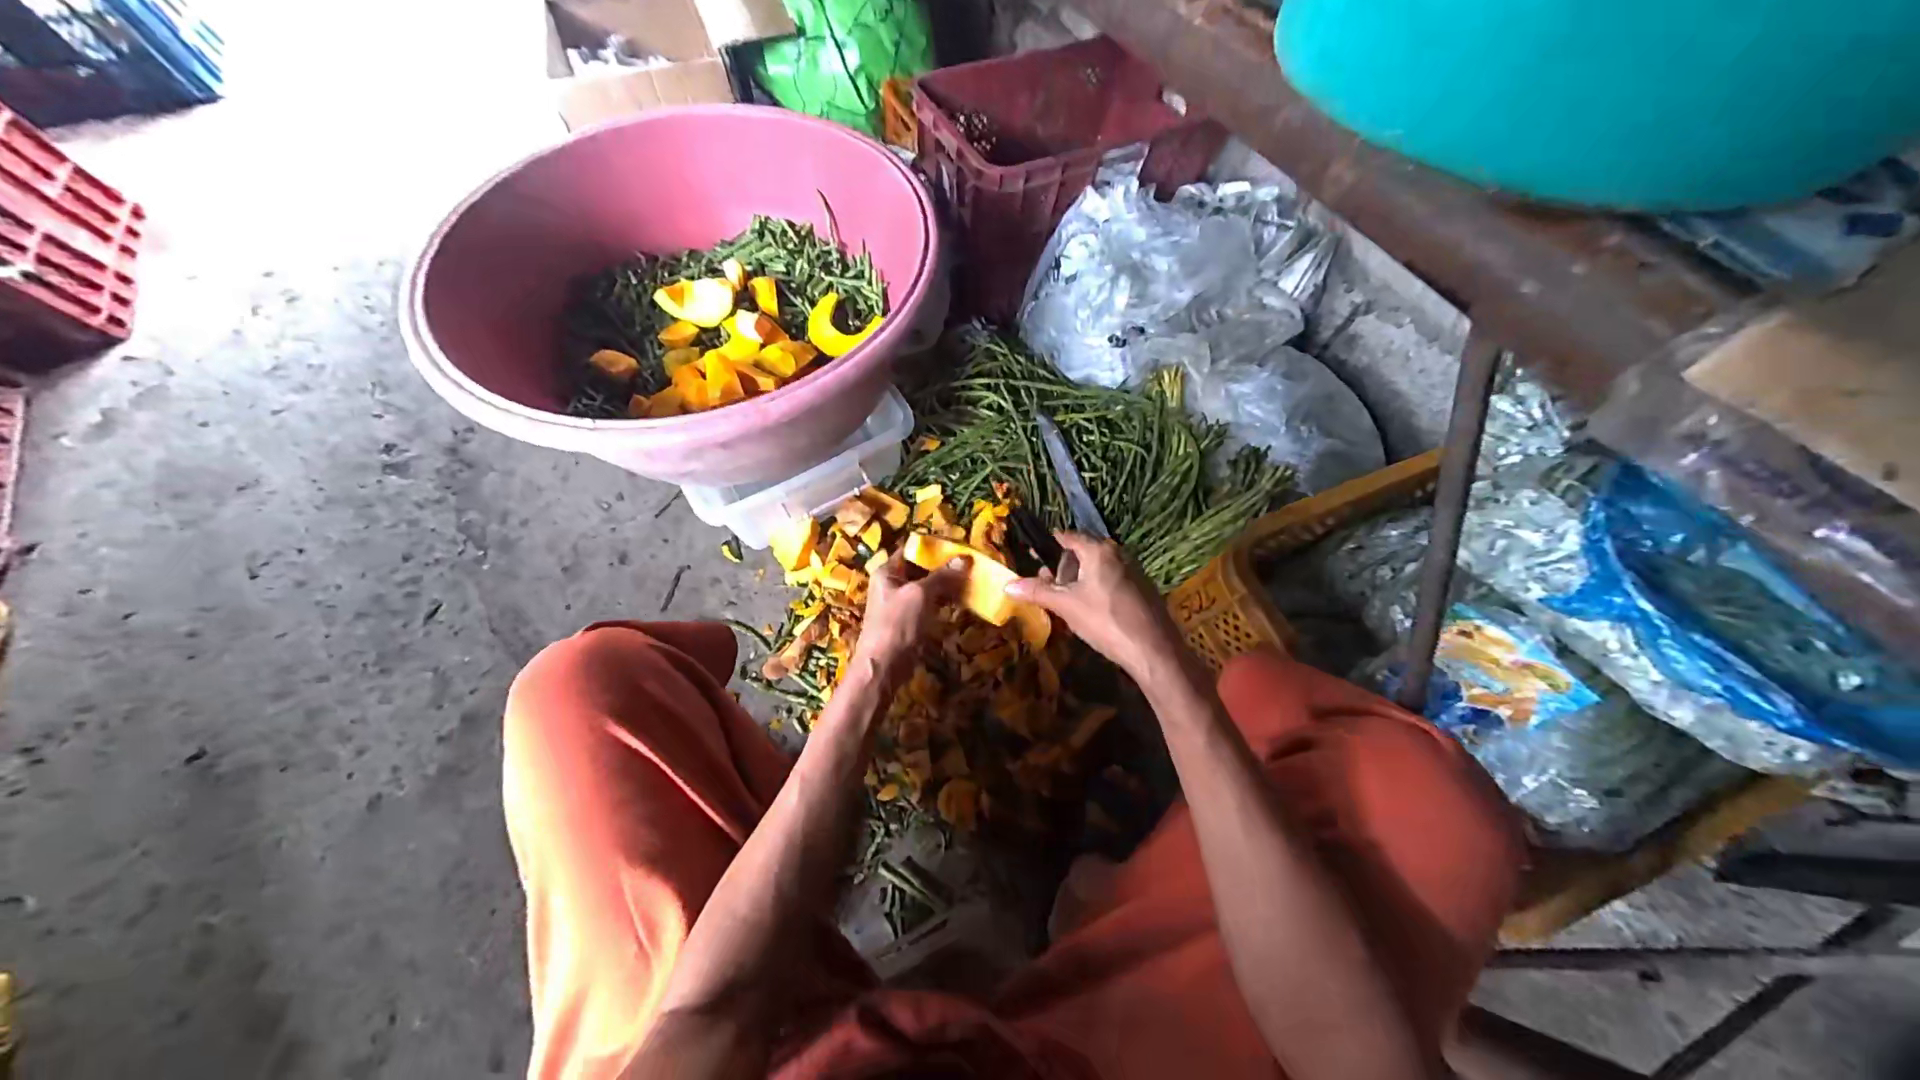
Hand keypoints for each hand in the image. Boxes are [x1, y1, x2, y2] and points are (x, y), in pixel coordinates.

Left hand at [852, 550, 967, 682]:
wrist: (883, 666)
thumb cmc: (897, 624)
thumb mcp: (920, 595)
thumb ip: (941, 576)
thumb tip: (964, 559)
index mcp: (887, 571)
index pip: (911, 550)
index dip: (933, 547)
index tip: (957, 547)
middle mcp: (891, 584)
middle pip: (920, 569)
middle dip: (943, 567)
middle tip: (968, 564)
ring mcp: (899, 604)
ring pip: (926, 588)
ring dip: (946, 585)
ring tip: (969, 581)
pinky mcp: (908, 621)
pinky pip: (928, 605)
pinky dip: (942, 601)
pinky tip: (960, 601)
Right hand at [1005, 533, 1184, 676]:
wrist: (1153, 649)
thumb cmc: (1105, 620)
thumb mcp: (1066, 605)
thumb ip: (1037, 592)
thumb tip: (1007, 585)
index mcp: (1099, 551)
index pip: (1070, 537)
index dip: (1053, 543)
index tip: (1039, 550)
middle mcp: (1119, 554)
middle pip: (1086, 552)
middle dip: (1066, 565)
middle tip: (1049, 581)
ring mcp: (1134, 572)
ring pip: (1100, 568)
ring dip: (1082, 579)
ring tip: (1067, 598)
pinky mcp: (1143, 591)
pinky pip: (1113, 581)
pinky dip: (1098, 589)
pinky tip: (1092, 609)